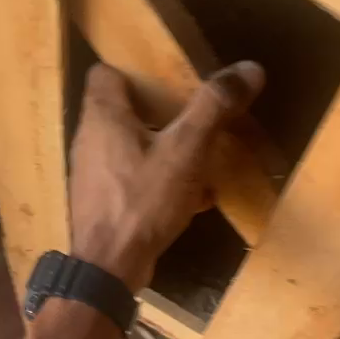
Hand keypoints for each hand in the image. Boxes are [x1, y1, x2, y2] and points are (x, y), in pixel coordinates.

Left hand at [68, 61, 265, 290]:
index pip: (106, 73)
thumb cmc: (142, 202)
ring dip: (165, 153)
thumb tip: (250, 69)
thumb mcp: (186, 151)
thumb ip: (214, 108)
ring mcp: (93, 178)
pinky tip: (192, 201)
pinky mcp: (102, 208)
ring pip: (133, 152)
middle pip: (124, 113)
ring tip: (200, 162)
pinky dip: (159, 186)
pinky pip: (134, 185)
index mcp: (102, 116)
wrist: (109, 269)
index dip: (136, 73)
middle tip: (195, 122)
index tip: (169, 83)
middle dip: (161, 116)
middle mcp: (89, 141)